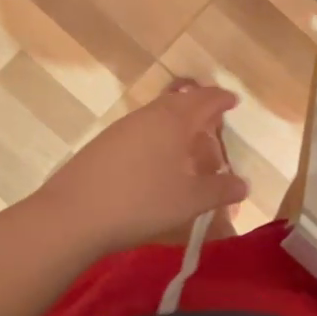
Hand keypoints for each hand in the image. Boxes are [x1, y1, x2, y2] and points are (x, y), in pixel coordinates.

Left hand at [28, 82, 248, 253]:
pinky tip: (154, 158)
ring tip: (186, 140)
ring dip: (176, 120)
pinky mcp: (103, 144)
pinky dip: (156, 133)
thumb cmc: (140, 202)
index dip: (222, 99)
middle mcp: (150, 115)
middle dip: (199, 105)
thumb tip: (244, 184)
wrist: (71, 216)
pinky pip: (141, 128)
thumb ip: (220, 190)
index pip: (205, 100)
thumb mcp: (189, 201)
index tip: (233, 101)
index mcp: (175, 120)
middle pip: (180, 100)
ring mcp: (123, 127)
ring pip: (158, 113)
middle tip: (213, 117)